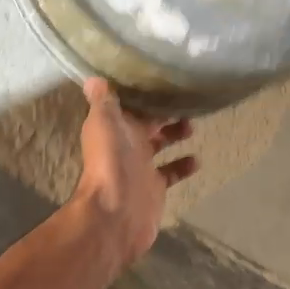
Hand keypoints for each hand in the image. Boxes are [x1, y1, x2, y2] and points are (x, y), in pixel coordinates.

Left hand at [71, 78, 196, 263]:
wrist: (115, 212)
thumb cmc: (109, 160)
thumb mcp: (104, 121)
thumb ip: (103, 100)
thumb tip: (93, 77)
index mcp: (116, 125)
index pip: (131, 103)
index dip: (145, 92)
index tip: (163, 78)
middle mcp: (128, 142)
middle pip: (148, 122)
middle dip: (164, 112)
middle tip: (186, 100)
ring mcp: (142, 166)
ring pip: (161, 144)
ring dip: (175, 134)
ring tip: (192, 126)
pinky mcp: (155, 187)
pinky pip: (172, 172)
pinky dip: (183, 165)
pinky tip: (196, 160)